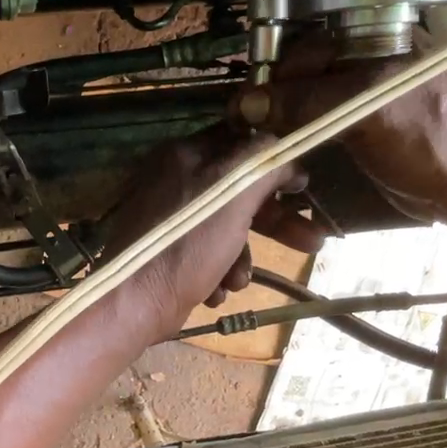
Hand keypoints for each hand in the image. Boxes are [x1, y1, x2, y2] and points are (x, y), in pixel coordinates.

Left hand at [98, 130, 326, 343]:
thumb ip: (263, 163)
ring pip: (226, 230)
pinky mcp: (166, 253)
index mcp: (185, 155)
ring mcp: (168, 220)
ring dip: (241, 258)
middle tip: (312, 242)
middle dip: (275, 223)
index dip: (276, 163)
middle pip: (239, 193)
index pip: (241, 143)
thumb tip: (287, 153)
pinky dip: (217, 273)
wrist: (133, 304)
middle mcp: (174, 181)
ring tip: (239, 281)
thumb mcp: (233, 193)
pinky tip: (216, 292)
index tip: (304, 187)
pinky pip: (205, 255)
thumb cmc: (186, 245)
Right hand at [249, 34, 446, 221]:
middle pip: (304, 76)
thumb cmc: (434, 138)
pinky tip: (282, 158)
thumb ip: (308, 102)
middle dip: (274, 102)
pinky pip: (319, 130)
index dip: (275, 72)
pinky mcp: (363, 135)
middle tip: (246, 130)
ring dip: (282, 126)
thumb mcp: (369, 111)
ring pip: (308, 105)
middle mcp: (366, 66)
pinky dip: (298, 143)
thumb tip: (246, 103)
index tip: (245, 105)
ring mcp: (364, 102)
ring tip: (259, 147)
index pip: (309, 45)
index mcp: (376, 41)